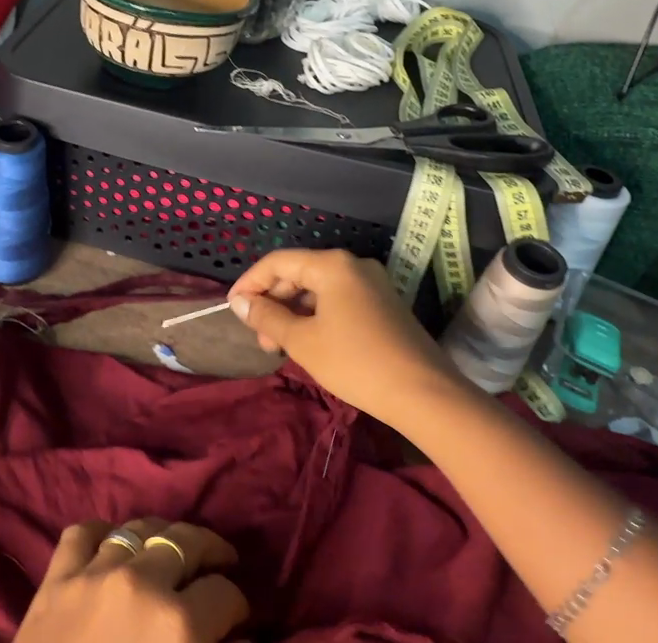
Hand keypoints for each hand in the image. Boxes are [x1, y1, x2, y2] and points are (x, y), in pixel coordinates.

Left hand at [14, 517, 249, 642]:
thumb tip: (238, 637)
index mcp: (177, 624)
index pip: (224, 592)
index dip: (237, 602)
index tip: (238, 614)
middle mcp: (140, 583)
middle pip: (186, 541)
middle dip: (211, 549)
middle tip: (220, 562)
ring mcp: (94, 573)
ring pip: (137, 528)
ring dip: (161, 536)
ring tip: (171, 548)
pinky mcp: (55, 578)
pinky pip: (83, 533)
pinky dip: (102, 533)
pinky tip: (112, 543)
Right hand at [229, 248, 462, 421]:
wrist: (424, 394)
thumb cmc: (356, 363)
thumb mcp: (302, 341)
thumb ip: (268, 317)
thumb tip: (240, 302)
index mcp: (331, 265)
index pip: (277, 262)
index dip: (250, 283)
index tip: (233, 310)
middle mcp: (353, 265)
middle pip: (298, 273)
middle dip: (273, 302)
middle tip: (260, 338)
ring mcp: (372, 284)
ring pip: (318, 289)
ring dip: (293, 313)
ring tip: (281, 347)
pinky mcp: (383, 305)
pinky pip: (338, 300)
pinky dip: (316, 317)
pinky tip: (309, 343)